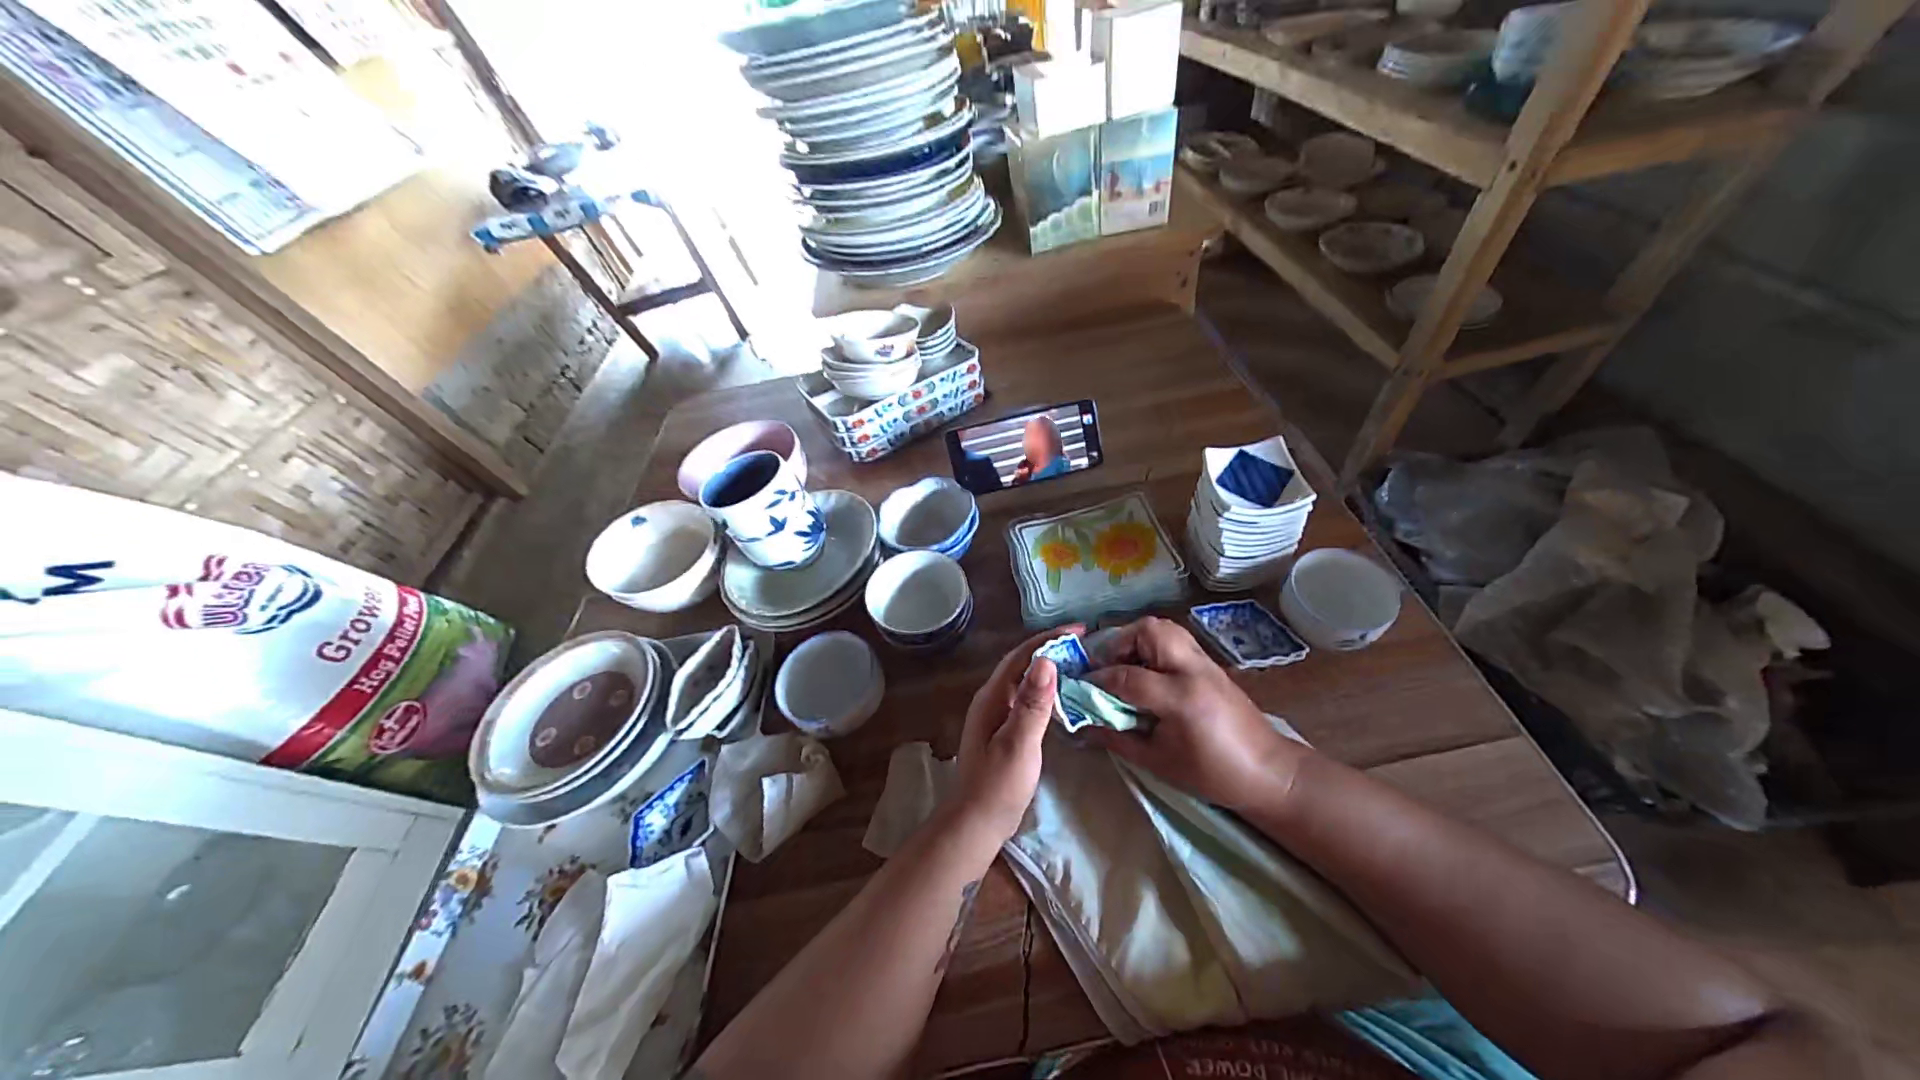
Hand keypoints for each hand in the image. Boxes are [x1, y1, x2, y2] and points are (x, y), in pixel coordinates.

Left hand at [950, 625, 1081, 842]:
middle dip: (1051, 648)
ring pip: (1025, 679)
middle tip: (1086, 645)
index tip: (1080, 631)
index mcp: (992, 697)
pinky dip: (1047, 689)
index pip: (1021, 656)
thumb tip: (1046, 661)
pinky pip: (1028, 697)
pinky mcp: (1004, 729)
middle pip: (1022, 663)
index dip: (1049, 639)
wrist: (976, 822)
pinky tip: (1063, 695)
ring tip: (1080, 663)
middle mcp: (992, 699)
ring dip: (1049, 667)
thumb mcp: (1019, 744)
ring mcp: (996, 714)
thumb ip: (1032, 704)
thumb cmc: (998, 784)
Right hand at [1083, 616, 1308, 811]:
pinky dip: (1153, 645)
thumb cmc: (1211, 774)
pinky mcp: (1211, 664)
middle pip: (1148, 632)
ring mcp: (1205, 662)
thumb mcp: (1157, 761)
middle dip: (1118, 644)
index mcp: (1180, 698)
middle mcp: (1193, 670)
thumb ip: (1117, 737)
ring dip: (1136, 640)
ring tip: (1123, 664)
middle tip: (1103, 666)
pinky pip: (1175, 639)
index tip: (1078, 687)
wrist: (1268, 772)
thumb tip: (1081, 725)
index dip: (1097, 681)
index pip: (1126, 676)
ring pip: (1164, 628)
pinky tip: (1145, 670)